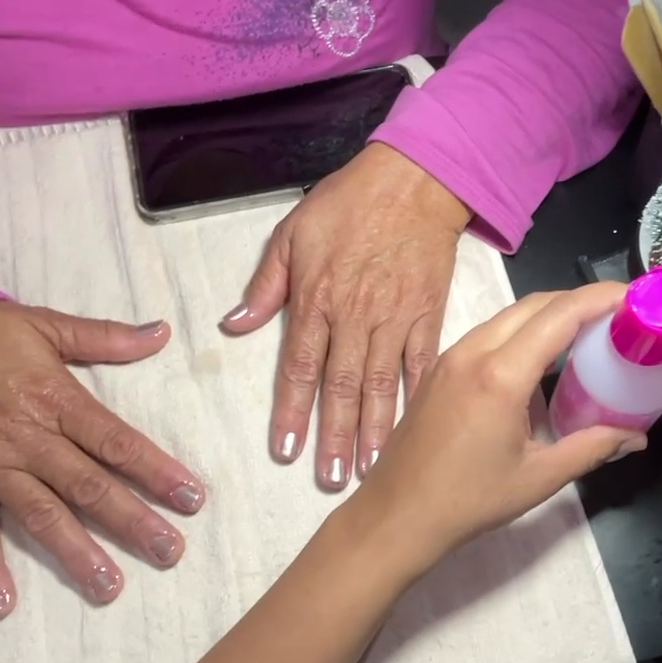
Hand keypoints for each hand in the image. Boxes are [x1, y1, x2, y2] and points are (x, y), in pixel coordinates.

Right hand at [0, 303, 205, 619]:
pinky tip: (3, 605)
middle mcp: (29, 440)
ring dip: (76, 553)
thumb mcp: (43, 324)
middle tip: (170, 552)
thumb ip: (106, 336)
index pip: (118, 443)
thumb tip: (162, 332)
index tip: (193, 499)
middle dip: (133, 522)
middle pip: (90, 487)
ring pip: (40, 516)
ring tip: (109, 586)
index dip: (158, 472)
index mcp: (58, 401)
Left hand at [222, 142, 471, 491]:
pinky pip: (420, 363)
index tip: (286, 451)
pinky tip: (413, 427)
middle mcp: (353, 317)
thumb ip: (266, 284)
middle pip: (340, 386)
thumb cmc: (348, 204)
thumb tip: (234, 325)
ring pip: (380, 383)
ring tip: (370, 467)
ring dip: (374, 428)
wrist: (413, 183)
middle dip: (335, 436)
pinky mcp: (427, 316)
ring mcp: (394, 319)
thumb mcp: (292, 233)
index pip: (298, 366)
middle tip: (332, 478)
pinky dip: (415, 397)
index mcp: (315, 299)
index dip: (292, 412)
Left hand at [345, 284, 646, 567]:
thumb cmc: (468, 501)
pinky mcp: (438, 369)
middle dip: (579, 301)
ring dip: (549, 316)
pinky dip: (522, 334)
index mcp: (500, 375)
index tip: (633, 296)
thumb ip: (592, 448)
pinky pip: (488, 335)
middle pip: (534, 304)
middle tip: (616, 316)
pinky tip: (541, 361)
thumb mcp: (539, 477)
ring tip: (586, 335)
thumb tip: (635, 436)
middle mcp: (472, 352)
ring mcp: (450, 358)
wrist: (395, 516)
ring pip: (508, 317)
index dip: (600, 298)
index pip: (559, 315)